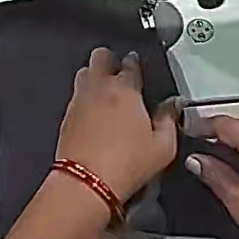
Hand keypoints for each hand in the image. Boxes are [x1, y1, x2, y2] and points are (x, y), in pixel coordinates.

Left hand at [54, 48, 178, 202]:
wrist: (86, 183)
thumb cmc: (126, 164)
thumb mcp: (163, 146)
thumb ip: (169, 119)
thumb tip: (172, 106)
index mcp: (125, 89)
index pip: (131, 62)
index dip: (136, 62)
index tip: (140, 68)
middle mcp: (99, 87)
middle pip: (100, 56)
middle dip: (110, 59)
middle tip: (120, 72)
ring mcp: (79, 100)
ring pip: (83, 72)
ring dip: (95, 75)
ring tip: (107, 90)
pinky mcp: (66, 116)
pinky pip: (76, 95)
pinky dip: (85, 96)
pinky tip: (95, 112)